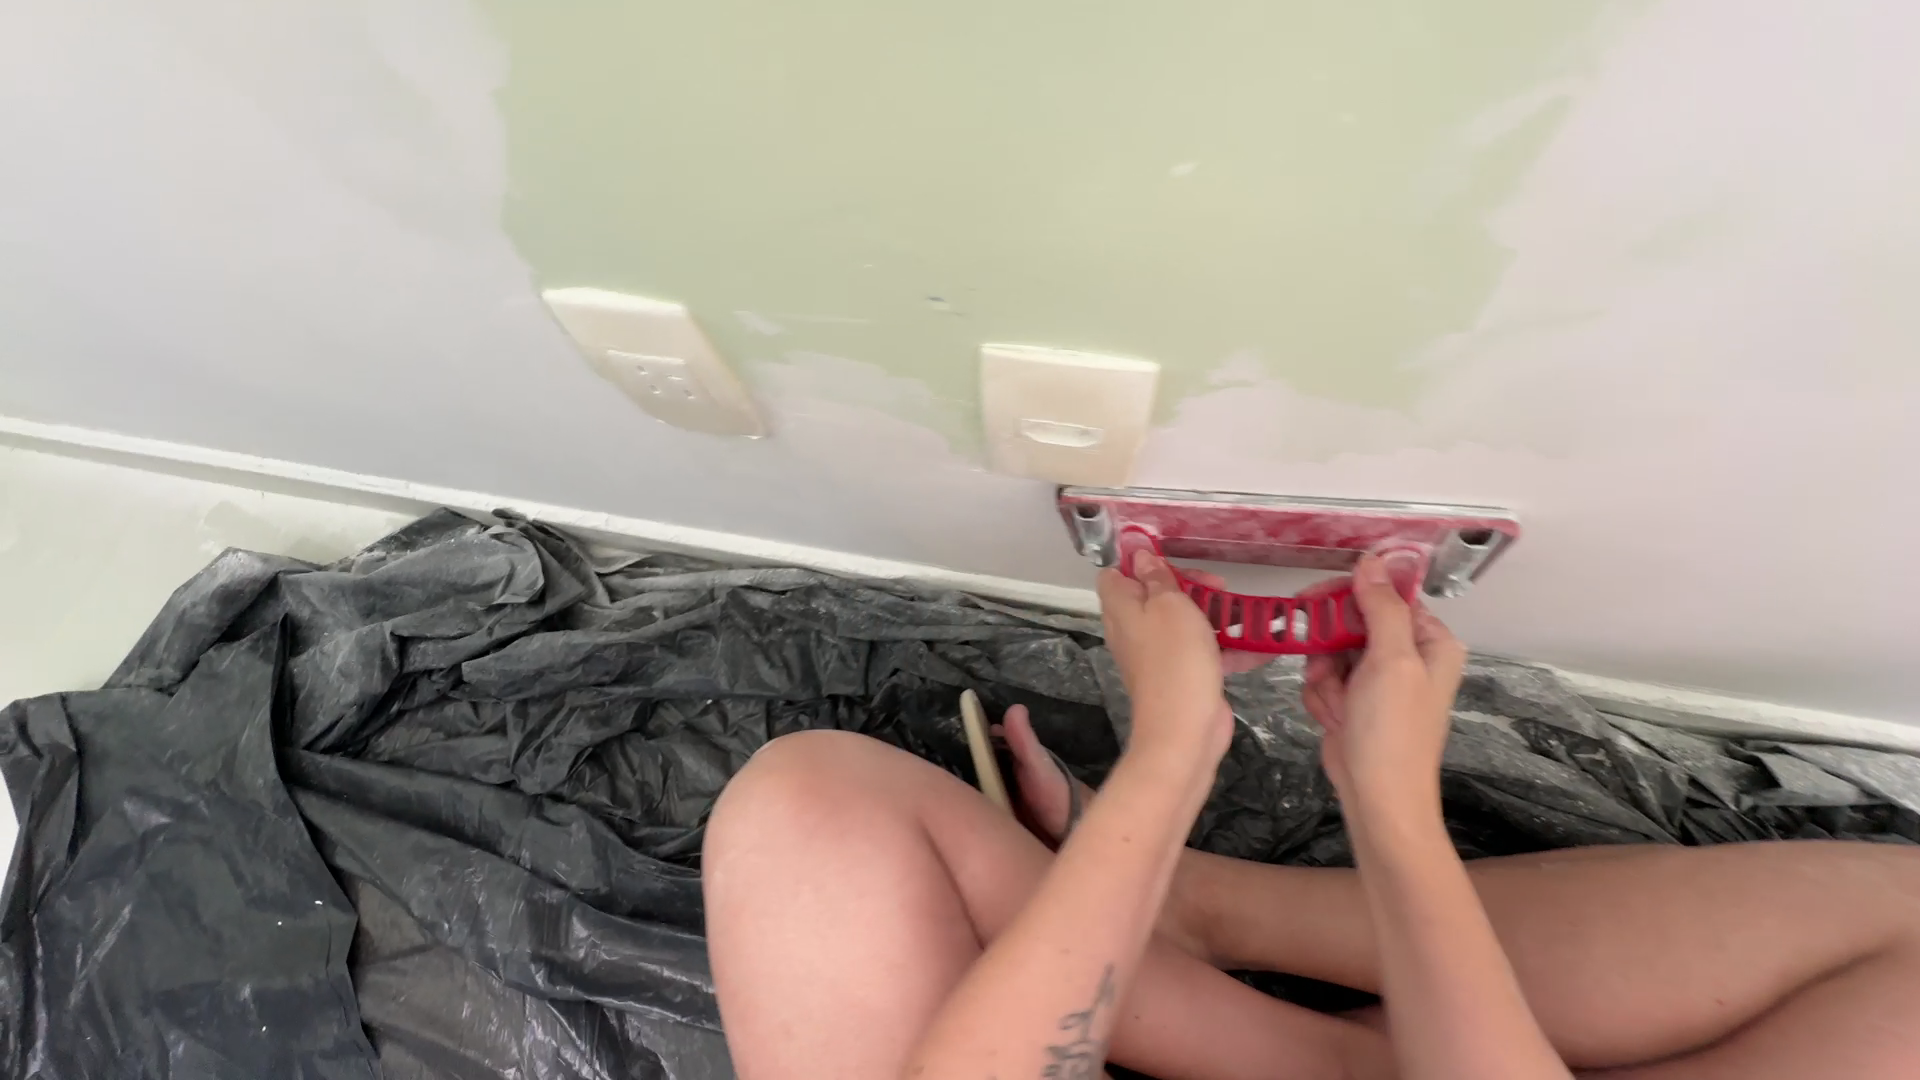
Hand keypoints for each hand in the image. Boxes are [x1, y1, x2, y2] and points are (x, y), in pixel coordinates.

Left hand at [1097, 549, 1234, 769]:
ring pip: (1182, 622)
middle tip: (1218, 586)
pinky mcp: (1180, 674)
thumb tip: (1138, 555)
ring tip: (1243, 614)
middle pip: (1154, 595)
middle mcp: (1132, 628)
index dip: (1139, 563)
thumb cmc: (1175, 657)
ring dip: (1213, 615)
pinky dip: (1225, 648)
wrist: (1184, 727)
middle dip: (1189, 586)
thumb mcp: (1169, 604)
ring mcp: (1156, 653)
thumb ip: (1156, 578)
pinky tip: (1258, 645)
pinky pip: (1200, 652)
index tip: (1171, 561)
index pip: (1115, 575)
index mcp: (1121, 607)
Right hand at [1301, 552, 1466, 815]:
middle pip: (1351, 622)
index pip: (1385, 596)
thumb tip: (1372, 560)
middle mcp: (1407, 656)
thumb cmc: (1392, 729)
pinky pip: (1323, 679)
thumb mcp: (1391, 661)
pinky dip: (1322, 697)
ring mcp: (1377, 680)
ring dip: (1325, 678)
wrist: (1377, 794)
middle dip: (1330, 649)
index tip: (1313, 600)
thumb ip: (1381, 608)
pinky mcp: (1353, 699)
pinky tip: (1334, 718)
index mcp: (1430, 642)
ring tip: (1339, 706)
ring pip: (1329, 651)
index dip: (1347, 595)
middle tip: (1323, 665)